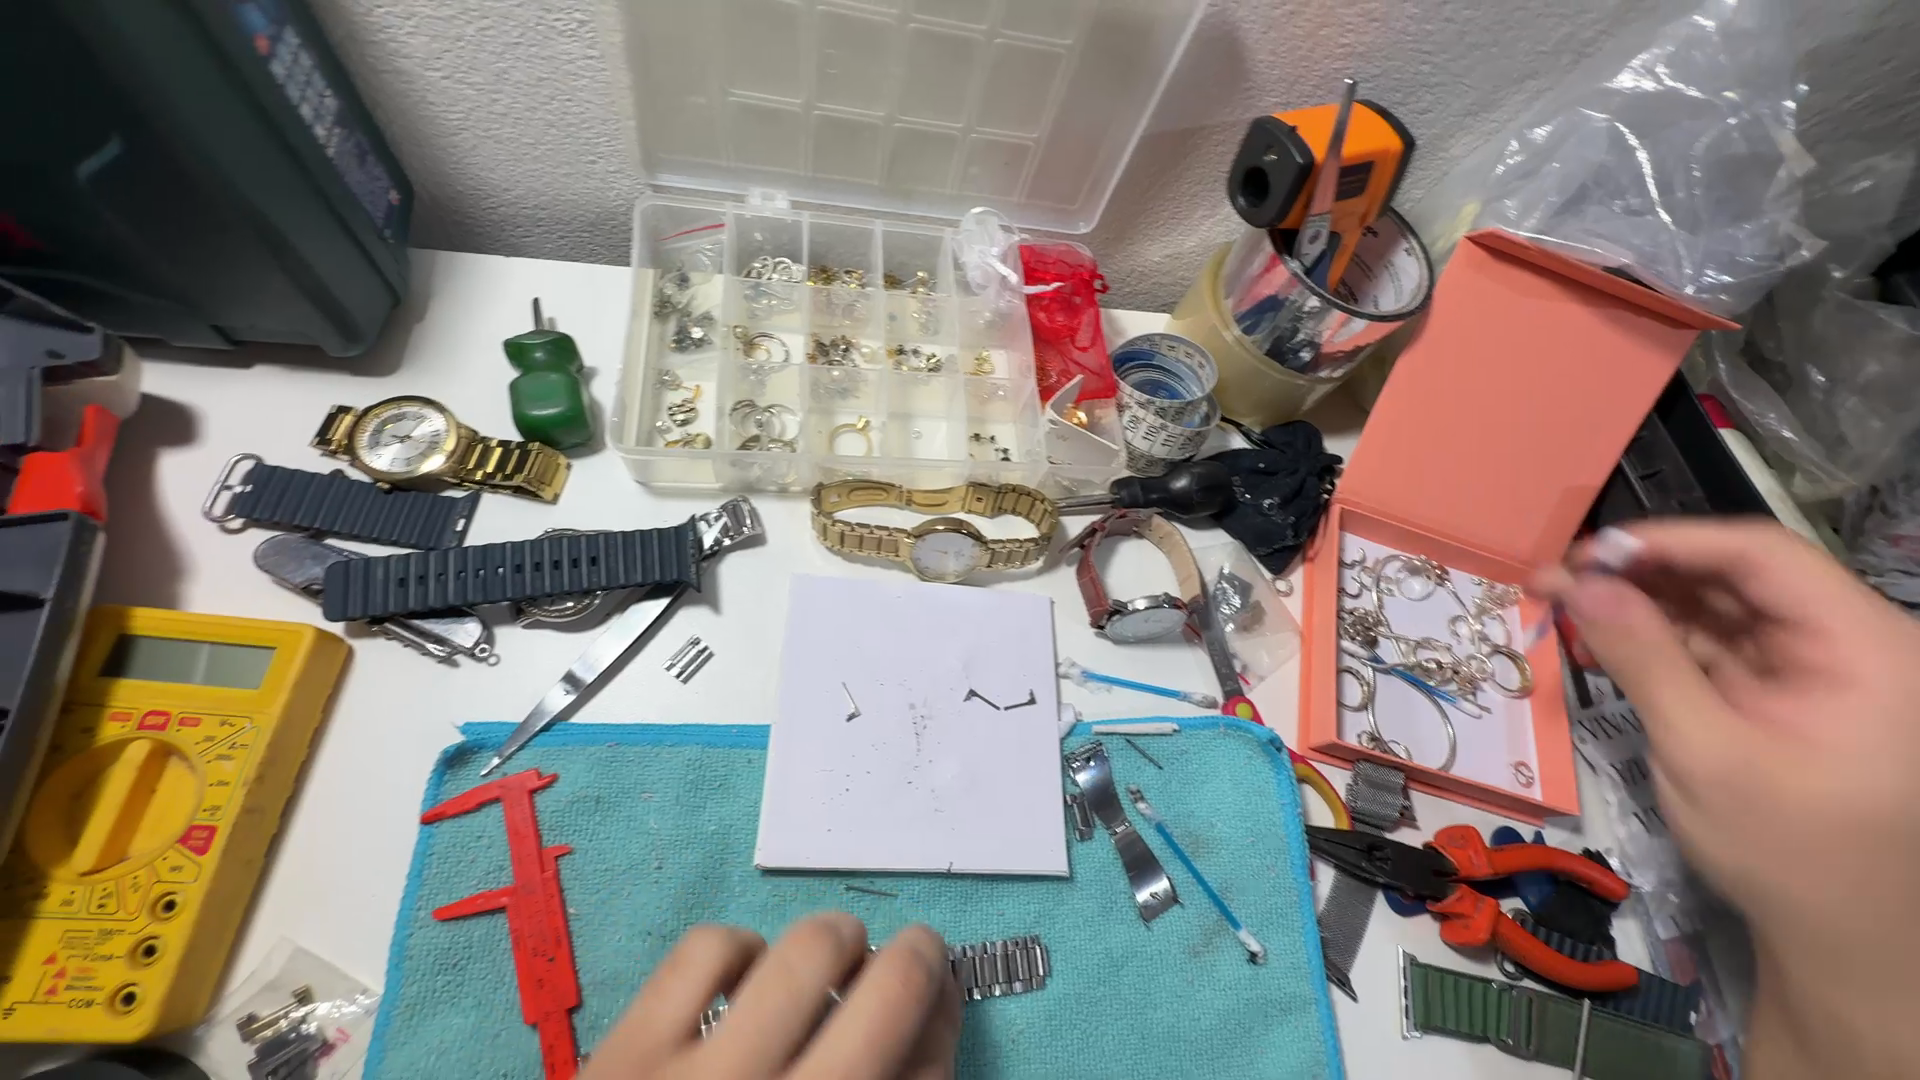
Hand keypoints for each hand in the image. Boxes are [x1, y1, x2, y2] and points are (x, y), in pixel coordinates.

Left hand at [579, 914, 960, 1079]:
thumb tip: (925, 1030)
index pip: (930, 1062)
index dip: (945, 1015)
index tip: (937, 997)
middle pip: (894, 991)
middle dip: (918, 959)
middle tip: (907, 957)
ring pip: (811, 949)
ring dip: (838, 943)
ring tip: (828, 960)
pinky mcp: (624, 1056)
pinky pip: (711, 949)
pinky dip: (741, 950)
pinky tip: (741, 980)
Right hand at [1534, 520, 1919, 1077]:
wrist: (1840, 934)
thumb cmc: (1786, 847)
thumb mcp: (1703, 749)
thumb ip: (1642, 658)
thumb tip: (1578, 583)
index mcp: (1863, 649)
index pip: (1762, 558)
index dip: (1670, 542)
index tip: (1587, 552)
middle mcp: (1842, 644)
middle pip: (1733, 576)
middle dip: (1638, 571)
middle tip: (1554, 577)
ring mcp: (1807, 669)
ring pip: (1712, 606)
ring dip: (1633, 601)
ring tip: (1558, 599)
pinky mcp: (1773, 692)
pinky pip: (1705, 643)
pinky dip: (1646, 636)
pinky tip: (1593, 633)